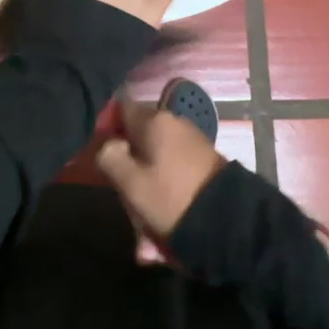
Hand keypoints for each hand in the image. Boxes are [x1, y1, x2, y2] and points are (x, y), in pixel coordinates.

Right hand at [95, 102, 225, 238]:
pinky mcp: (203, 155)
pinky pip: (172, 158)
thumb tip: (107, 144)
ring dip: (146, 167)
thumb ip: (110, 157)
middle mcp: (174, 120)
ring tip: (142, 197)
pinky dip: (163, 173)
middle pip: (139, 130)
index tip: (101, 152)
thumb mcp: (131, 184)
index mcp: (155, 120)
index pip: (121, 108)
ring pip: (155, 146)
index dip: (107, 127)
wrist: (228, 220)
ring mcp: (192, 136)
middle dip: (127, 153)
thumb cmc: (171, 197)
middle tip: (121, 183)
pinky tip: (162, 196)